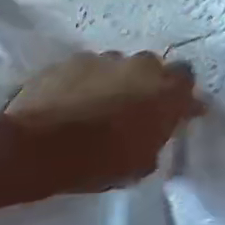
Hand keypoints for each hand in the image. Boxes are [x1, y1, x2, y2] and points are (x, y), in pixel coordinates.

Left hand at [4, 51, 201, 193]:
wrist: (40, 147)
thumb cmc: (98, 163)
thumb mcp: (139, 165)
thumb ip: (153, 141)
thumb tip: (153, 134)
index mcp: (165, 92)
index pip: (184, 81)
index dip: (177, 97)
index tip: (172, 113)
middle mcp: (138, 65)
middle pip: (149, 69)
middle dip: (144, 86)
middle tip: (131, 110)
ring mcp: (100, 59)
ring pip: (114, 67)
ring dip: (111, 83)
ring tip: (95, 107)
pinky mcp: (66, 61)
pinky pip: (82, 71)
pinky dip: (81, 84)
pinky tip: (69, 103)